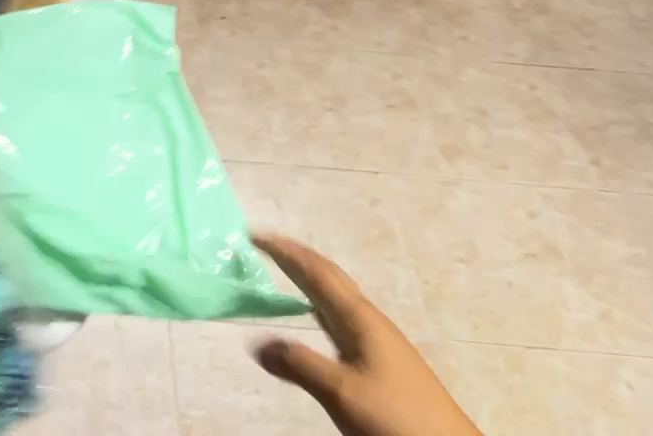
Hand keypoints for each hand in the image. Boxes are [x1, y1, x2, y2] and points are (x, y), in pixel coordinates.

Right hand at [251, 233, 481, 435]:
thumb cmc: (397, 418)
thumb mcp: (342, 394)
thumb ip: (300, 365)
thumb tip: (257, 342)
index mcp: (360, 319)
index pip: (317, 273)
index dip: (286, 252)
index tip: (255, 234)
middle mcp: (369, 320)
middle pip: (330, 277)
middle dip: (297, 257)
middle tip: (265, 243)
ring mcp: (379, 341)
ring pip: (337, 296)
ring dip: (309, 278)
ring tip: (284, 270)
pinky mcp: (382, 361)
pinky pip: (341, 316)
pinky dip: (319, 303)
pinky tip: (316, 317)